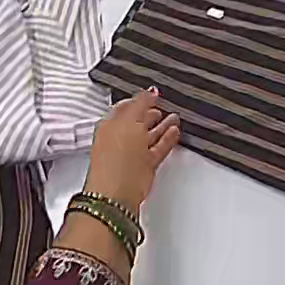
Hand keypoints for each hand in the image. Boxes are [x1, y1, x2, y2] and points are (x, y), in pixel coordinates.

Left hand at [83, 88, 182, 210]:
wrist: (117, 193)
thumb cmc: (115, 159)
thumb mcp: (129, 121)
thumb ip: (141, 104)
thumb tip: (150, 91)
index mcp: (111, 125)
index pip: (127, 107)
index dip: (140, 100)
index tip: (152, 94)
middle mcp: (120, 139)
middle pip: (137, 122)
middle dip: (150, 113)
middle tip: (162, 106)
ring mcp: (132, 154)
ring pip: (149, 136)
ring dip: (162, 126)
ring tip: (173, 118)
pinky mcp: (143, 168)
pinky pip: (157, 149)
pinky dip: (166, 141)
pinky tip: (173, 133)